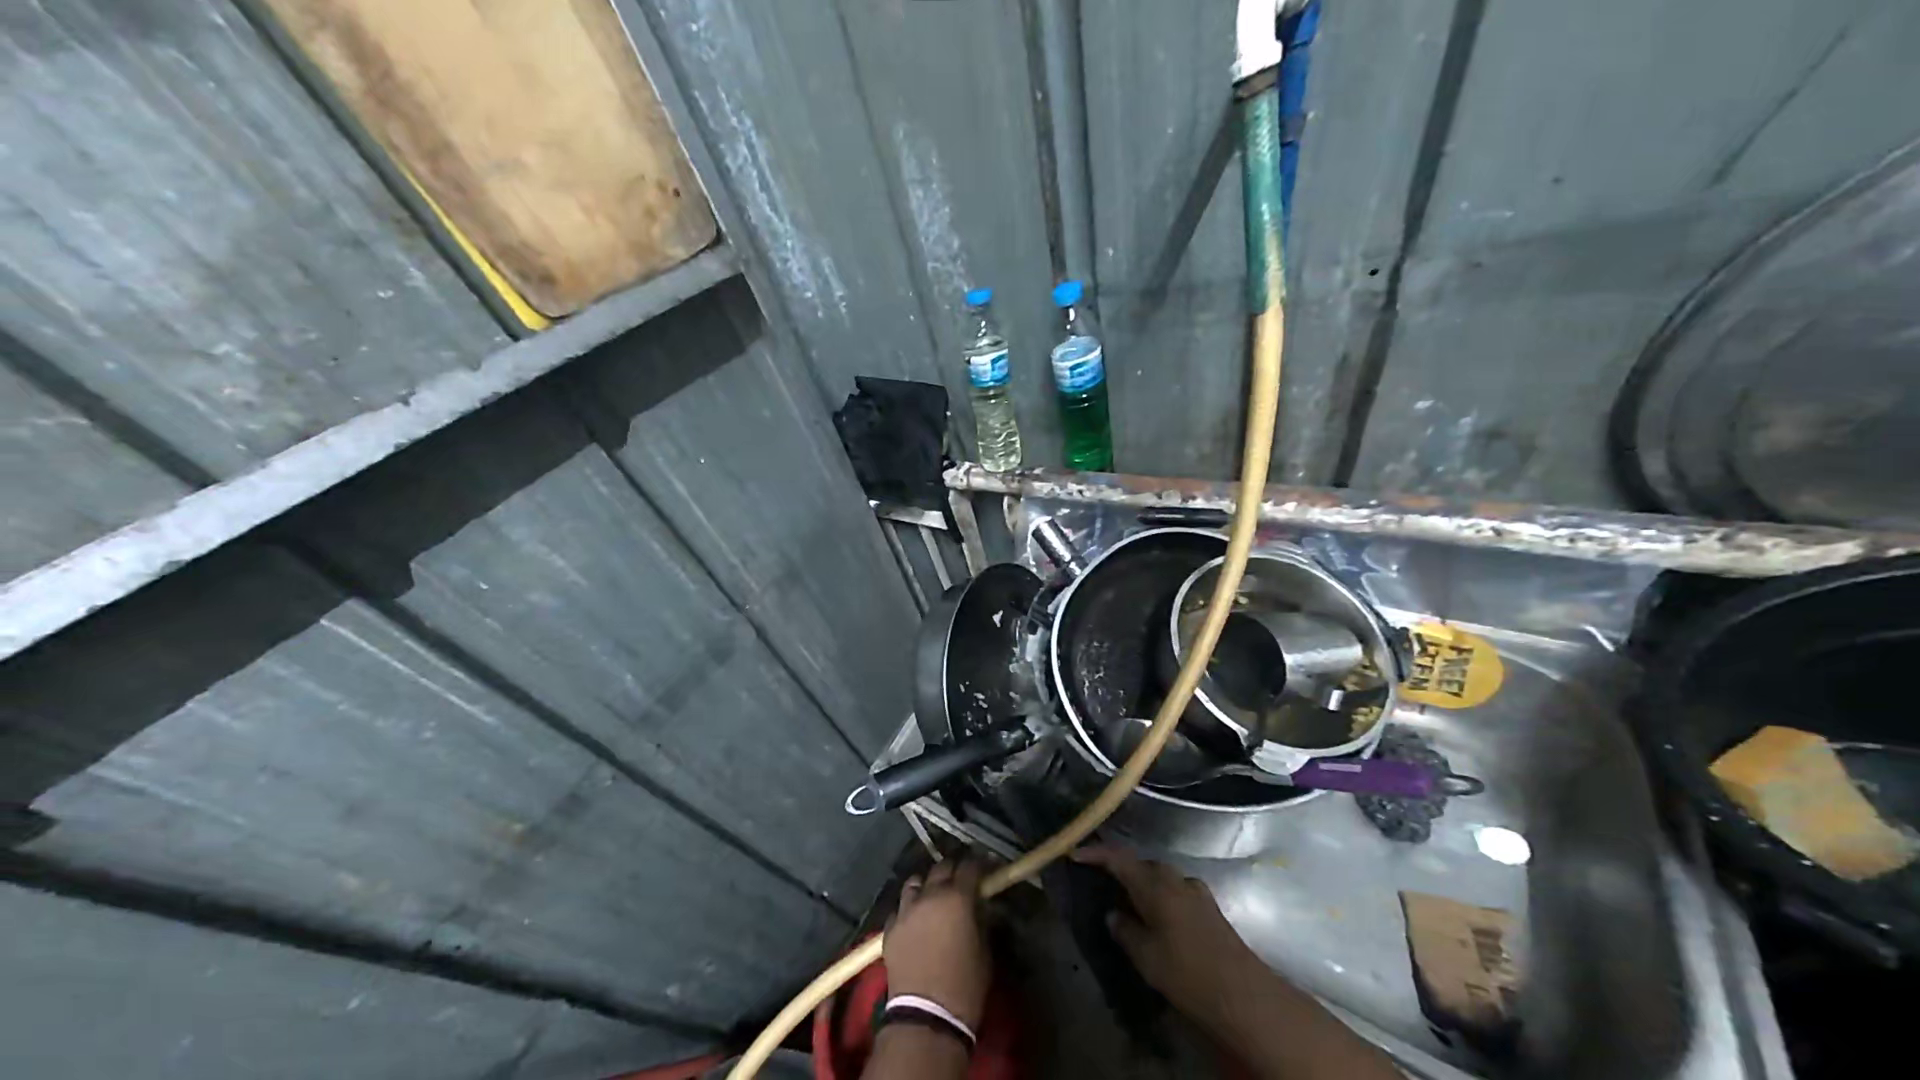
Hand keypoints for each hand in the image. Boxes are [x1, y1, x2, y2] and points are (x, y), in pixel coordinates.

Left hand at [884, 859, 990, 1027]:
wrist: (926, 1016)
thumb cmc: (965, 985)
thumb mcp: (984, 949)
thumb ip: (981, 919)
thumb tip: (979, 905)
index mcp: (957, 898)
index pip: (970, 866)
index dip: (980, 864)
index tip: (987, 868)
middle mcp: (929, 895)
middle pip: (941, 868)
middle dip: (953, 871)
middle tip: (962, 882)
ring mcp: (905, 910)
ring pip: (915, 882)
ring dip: (927, 886)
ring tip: (933, 897)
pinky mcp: (889, 928)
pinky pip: (899, 908)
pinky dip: (909, 909)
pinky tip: (915, 921)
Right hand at [1071, 845, 1270, 1030]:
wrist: (1243, 995)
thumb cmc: (1187, 972)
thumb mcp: (1145, 956)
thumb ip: (1125, 930)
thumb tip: (1113, 914)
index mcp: (1155, 884)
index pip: (1118, 857)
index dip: (1095, 853)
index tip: (1074, 853)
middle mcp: (1175, 878)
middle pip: (1141, 863)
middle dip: (1119, 868)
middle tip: (1099, 880)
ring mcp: (1195, 891)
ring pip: (1160, 877)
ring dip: (1141, 883)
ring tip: (1125, 900)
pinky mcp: (1208, 907)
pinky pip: (1174, 890)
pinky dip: (1159, 895)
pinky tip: (1154, 915)